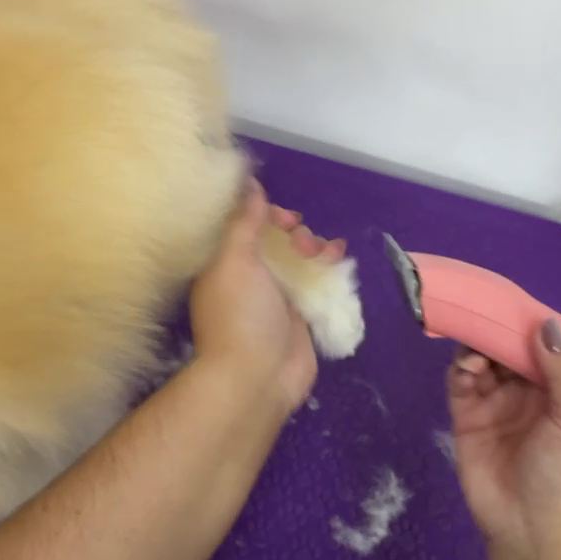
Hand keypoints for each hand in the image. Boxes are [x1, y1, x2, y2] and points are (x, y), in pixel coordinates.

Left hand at [188, 179, 342, 413]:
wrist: (258, 378)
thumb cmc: (240, 314)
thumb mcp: (234, 259)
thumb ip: (243, 220)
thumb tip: (248, 181)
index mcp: (222, 262)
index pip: (243, 225)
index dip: (264, 213)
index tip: (281, 217)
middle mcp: (247, 276)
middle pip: (273, 238)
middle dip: (293, 230)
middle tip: (301, 239)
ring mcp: (274, 295)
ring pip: (297, 256)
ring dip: (312, 245)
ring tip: (322, 253)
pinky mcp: (298, 312)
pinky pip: (314, 279)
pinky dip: (327, 264)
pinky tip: (338, 255)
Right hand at [447, 320, 560, 559]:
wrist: (530, 529)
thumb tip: (545, 322)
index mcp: (557, 389)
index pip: (542, 346)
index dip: (531, 323)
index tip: (517, 300)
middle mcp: (525, 390)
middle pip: (507, 347)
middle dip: (497, 330)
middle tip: (486, 313)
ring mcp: (494, 401)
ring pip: (481, 359)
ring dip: (479, 348)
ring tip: (480, 353)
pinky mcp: (466, 415)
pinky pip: (459, 381)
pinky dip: (461, 368)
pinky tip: (469, 368)